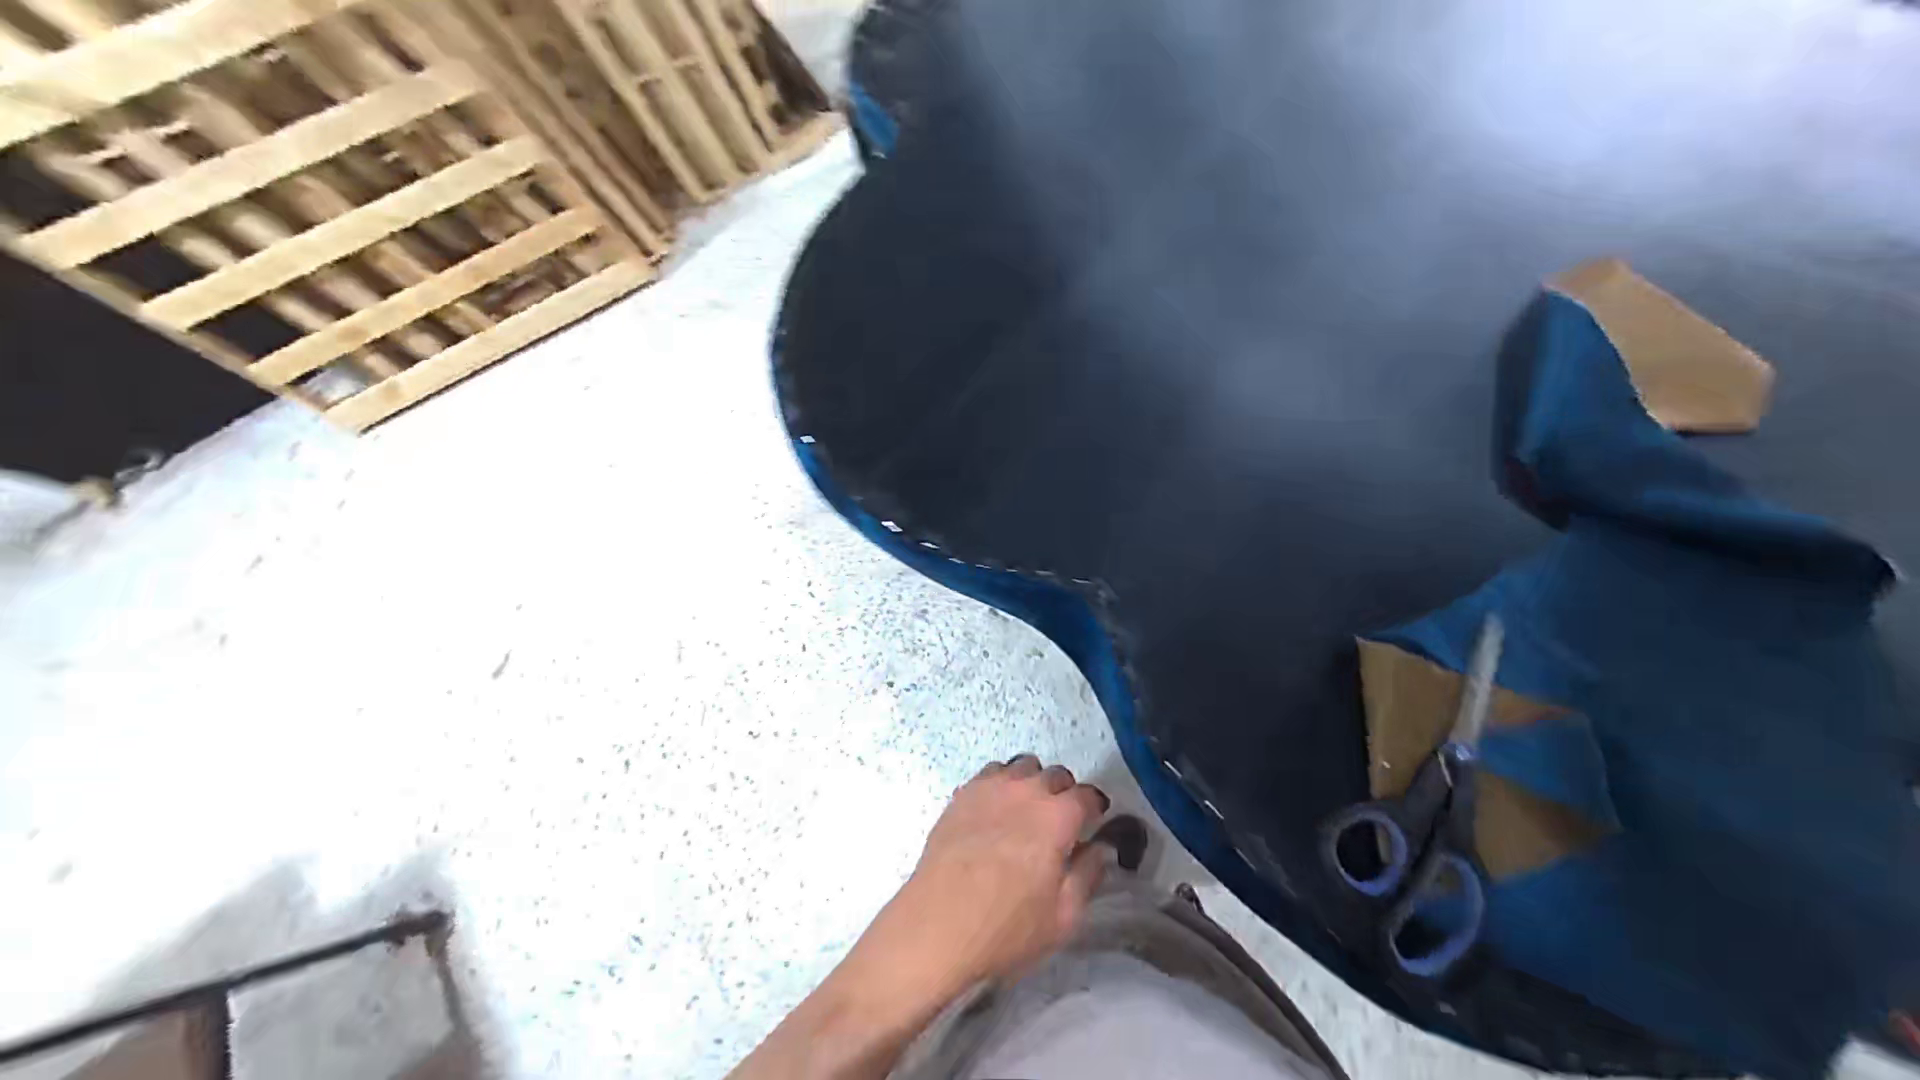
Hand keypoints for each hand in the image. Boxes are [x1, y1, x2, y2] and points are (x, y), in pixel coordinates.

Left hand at [848, 755, 1112, 1003]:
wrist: (937, 924)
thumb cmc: (1007, 927)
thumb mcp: (1063, 916)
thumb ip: (1089, 875)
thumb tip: (1100, 849)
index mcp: (1057, 816)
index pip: (1088, 795)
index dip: (1095, 808)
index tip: (1095, 822)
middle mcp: (1026, 790)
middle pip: (1055, 774)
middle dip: (1065, 793)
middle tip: (1061, 822)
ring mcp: (990, 787)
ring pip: (1022, 767)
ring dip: (1032, 783)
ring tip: (1027, 812)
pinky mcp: (962, 794)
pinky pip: (991, 773)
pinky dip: (1002, 784)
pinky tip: (996, 811)